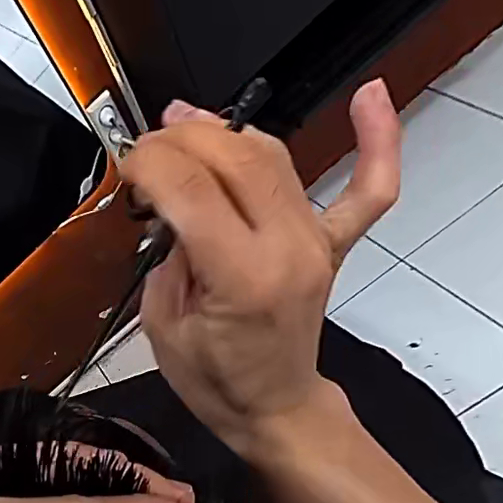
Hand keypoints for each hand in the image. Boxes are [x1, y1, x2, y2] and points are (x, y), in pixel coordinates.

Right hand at [122, 78, 399, 455]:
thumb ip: (166, 258)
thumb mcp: (162, 325)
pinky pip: (368, 189)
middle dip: (181, 138)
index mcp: (240, 279)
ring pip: (274, 157)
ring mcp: (315, 243)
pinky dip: (377, 139)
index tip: (125, 161)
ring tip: (184, 123)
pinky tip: (369, 97)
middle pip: (235, 159)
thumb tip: (169, 207)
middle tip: (146, 145)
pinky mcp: (330, 244)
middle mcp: (287, 250)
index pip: (192, 190)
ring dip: (225, 131)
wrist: (271, 405)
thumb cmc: (215, 381)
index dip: (151, 162)